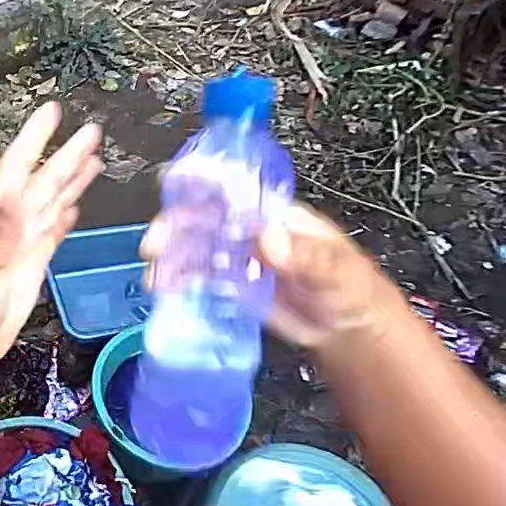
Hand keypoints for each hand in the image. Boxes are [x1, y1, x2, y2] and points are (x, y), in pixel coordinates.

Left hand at [0, 104, 101, 366]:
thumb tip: (18, 198)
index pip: (16, 170)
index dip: (34, 140)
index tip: (52, 112)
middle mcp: (9, 224)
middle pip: (41, 182)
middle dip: (65, 156)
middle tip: (92, 131)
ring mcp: (21, 244)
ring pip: (51, 204)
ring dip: (71, 181)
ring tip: (94, 159)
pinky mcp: (32, 265)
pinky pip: (52, 233)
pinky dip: (65, 217)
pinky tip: (76, 206)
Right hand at [141, 202, 402, 350]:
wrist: (348, 327)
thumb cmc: (350, 286)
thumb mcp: (337, 270)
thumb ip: (307, 256)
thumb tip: (270, 239)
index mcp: (276, 215)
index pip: (236, 188)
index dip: (204, 179)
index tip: (176, 177)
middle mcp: (252, 231)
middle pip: (206, 217)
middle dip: (176, 226)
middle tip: (155, 245)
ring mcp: (241, 257)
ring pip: (197, 247)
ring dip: (172, 257)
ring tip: (155, 277)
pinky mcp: (235, 284)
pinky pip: (202, 277)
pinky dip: (181, 281)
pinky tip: (166, 289)